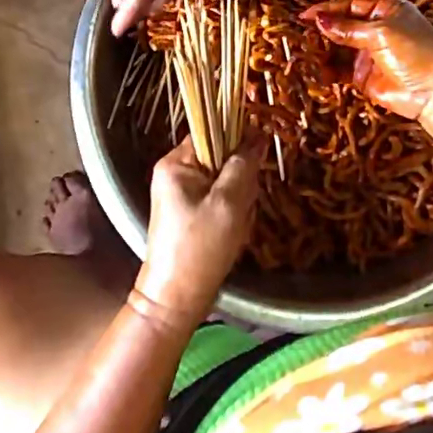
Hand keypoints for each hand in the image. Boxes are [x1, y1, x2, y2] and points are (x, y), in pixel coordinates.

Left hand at [134, 138, 260, 326]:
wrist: (176, 300)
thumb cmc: (199, 249)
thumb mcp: (228, 204)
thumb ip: (243, 166)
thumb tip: (258, 135)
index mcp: (175, 163)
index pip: (211, 132)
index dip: (237, 141)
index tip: (257, 159)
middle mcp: (175, 173)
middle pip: (221, 158)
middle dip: (240, 182)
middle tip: (242, 207)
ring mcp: (182, 195)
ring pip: (225, 182)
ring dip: (239, 202)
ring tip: (237, 226)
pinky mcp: (191, 215)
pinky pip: (221, 202)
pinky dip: (232, 216)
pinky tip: (233, 236)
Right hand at [301, 0, 432, 119]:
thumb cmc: (417, 53)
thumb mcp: (381, 33)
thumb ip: (347, 29)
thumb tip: (319, 21)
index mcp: (386, 10)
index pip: (349, 5)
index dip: (327, 9)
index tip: (305, 16)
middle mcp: (376, 30)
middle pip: (341, 26)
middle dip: (322, 30)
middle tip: (300, 34)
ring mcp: (369, 54)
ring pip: (338, 48)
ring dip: (322, 50)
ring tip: (304, 52)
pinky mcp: (363, 77)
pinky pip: (340, 70)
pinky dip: (327, 70)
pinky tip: (316, 70)